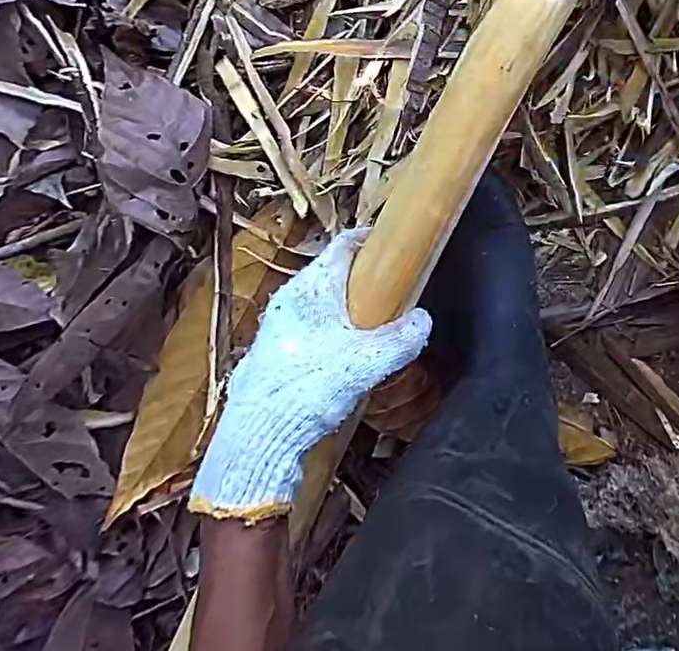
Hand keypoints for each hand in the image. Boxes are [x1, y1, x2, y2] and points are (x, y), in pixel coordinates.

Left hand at [189, 228, 430, 519]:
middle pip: (330, 273)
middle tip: (387, 291)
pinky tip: (336, 362)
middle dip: (360, 279)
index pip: (343, 244)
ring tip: (367, 330)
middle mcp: (289, 298)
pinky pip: (304, 330)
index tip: (387, 242)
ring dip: (342, 309)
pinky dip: (324, 333)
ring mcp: (275, 326)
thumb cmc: (308, 389)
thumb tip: (423, 320)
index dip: (368, 238)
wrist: (255, 440)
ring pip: (316, 303)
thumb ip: (401, 339)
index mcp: (312, 287)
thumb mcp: (367, 362)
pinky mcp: (270, 353)